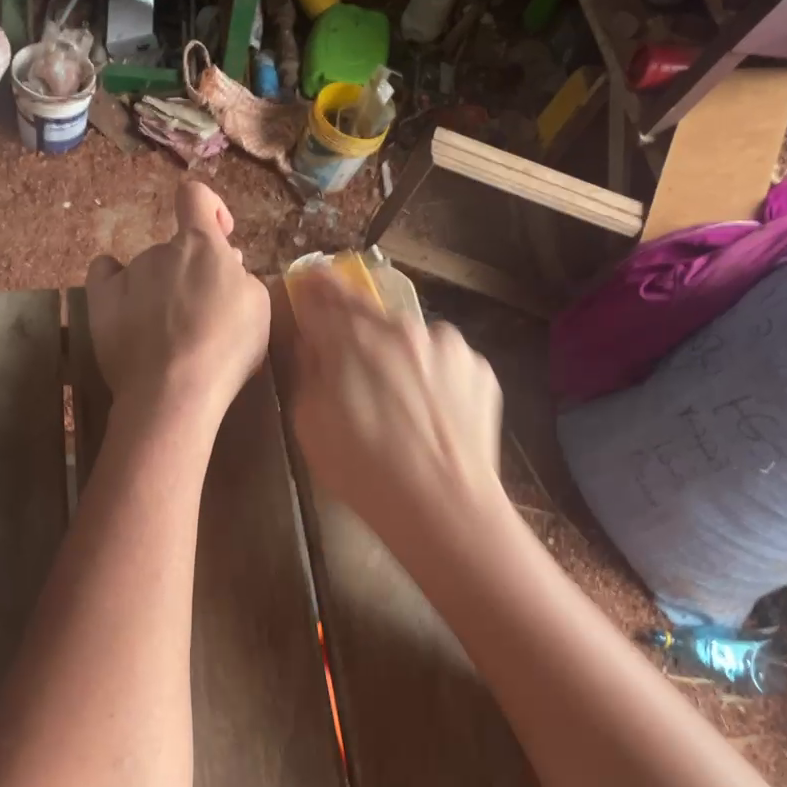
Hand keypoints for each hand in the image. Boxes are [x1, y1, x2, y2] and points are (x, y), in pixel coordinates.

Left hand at [86, 182, 269, 421]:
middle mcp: (159, 251)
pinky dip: (116, 283)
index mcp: (200, 245)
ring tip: (169, 333)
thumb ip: (241, 277)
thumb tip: (225, 263)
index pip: (195, 197)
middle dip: (191, 272)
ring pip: (147, 271)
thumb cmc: (225, 349)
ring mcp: (126, 275)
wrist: (173, 391)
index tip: (220, 234)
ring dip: (160, 289)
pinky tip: (127, 306)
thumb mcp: (258, 308)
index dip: (209, 208)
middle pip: (176, 250)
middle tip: (203, 313)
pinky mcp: (100, 302)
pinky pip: (105, 275)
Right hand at [286, 270, 504, 537]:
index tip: (307, 282)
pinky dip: (431, 377)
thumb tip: (315, 343)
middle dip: (355, 331)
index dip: (312, 286)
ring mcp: (447, 346)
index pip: (324, 293)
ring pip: (411, 339)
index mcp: (353, 337)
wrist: (443, 505)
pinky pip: (443, 363)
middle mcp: (403, 328)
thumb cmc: (361, 469)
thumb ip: (309, 370)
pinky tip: (427, 414)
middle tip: (349, 365)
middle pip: (370, 315)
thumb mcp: (309, 422)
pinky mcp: (478, 369)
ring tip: (396, 402)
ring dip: (397, 355)